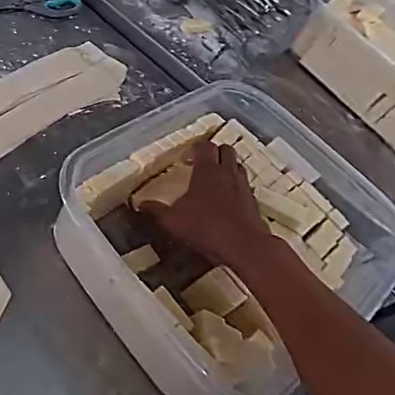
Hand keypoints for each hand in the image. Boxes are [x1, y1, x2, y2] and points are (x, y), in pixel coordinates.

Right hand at [137, 143, 271, 270]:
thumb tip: (140, 204)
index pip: (204, 146)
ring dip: (228, 167)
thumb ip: (156, 211)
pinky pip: (245, 186)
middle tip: (203, 163)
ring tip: (216, 180)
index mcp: (207, 171)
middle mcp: (227, 173)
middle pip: (226, 149)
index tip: (186, 157)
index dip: (195, 148)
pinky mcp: (254, 202)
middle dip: (215, 152)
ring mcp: (243, 186)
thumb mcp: (173, 221)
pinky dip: (236, 187)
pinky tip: (227, 201)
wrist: (244, 247)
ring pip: (237, 166)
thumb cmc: (206, 228)